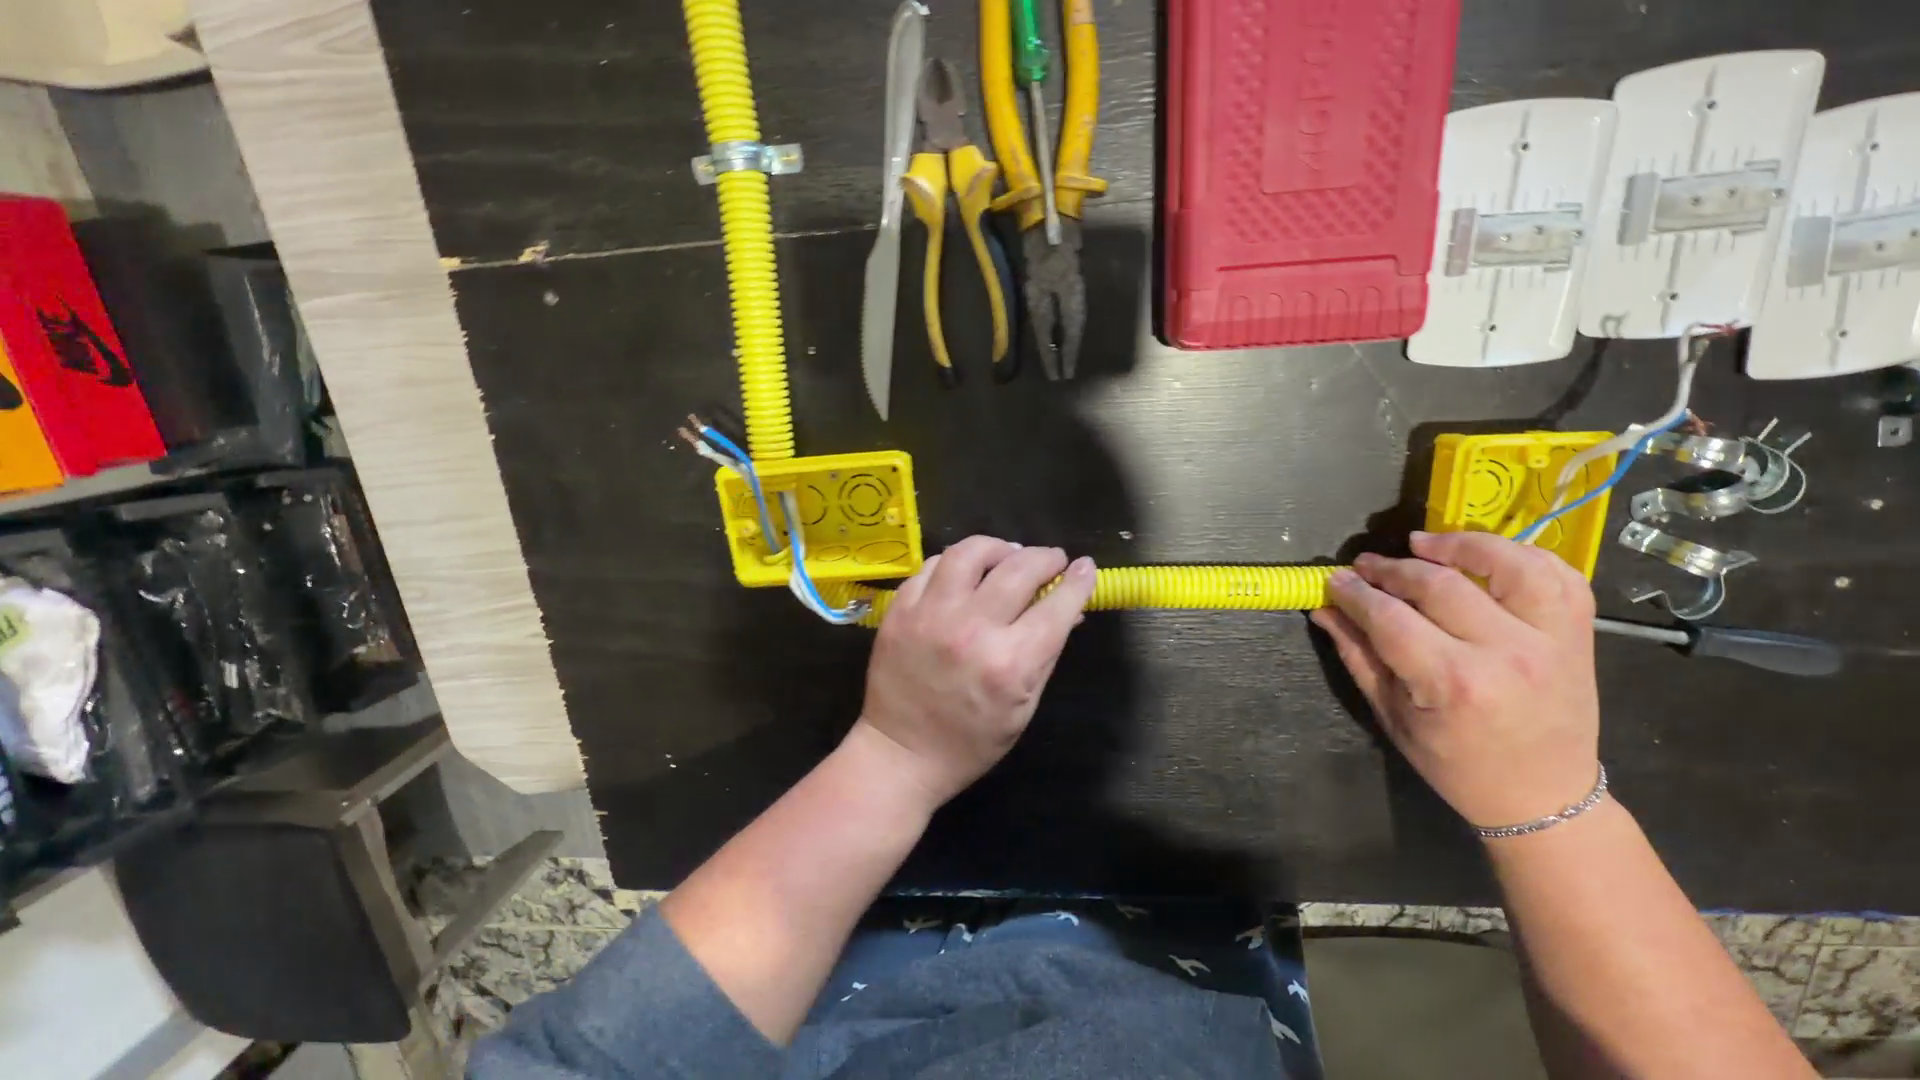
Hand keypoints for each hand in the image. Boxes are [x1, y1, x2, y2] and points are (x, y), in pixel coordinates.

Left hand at [849, 536, 1097, 811]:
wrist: (901, 753)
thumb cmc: (972, 741)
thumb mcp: (1023, 706)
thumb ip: (1047, 653)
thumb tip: (1070, 610)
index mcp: (1009, 663)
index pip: (1056, 606)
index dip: (1077, 582)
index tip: (1085, 568)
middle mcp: (971, 630)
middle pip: (1018, 569)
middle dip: (1045, 558)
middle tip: (1052, 560)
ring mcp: (930, 616)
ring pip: (969, 553)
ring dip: (998, 548)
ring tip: (1009, 555)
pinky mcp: (901, 611)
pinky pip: (931, 567)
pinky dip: (956, 562)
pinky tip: (967, 572)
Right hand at [1309, 531, 1600, 831]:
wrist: (1545, 796)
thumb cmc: (1458, 766)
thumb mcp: (1394, 717)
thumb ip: (1359, 656)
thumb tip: (1325, 609)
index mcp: (1453, 684)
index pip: (1389, 617)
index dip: (1355, 593)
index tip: (1335, 580)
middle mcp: (1505, 654)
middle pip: (1438, 585)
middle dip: (1392, 569)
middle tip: (1366, 567)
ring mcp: (1550, 640)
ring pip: (1507, 564)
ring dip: (1459, 545)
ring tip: (1424, 545)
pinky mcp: (1578, 634)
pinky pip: (1557, 574)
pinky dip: (1519, 554)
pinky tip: (1483, 555)